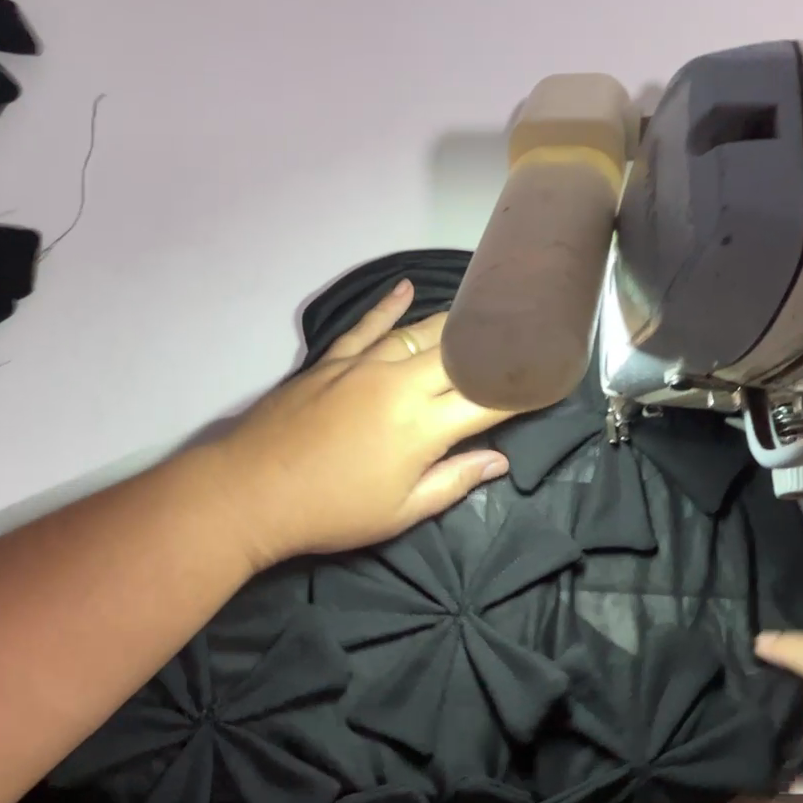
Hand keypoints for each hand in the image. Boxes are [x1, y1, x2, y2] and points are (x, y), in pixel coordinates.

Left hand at [195, 280, 516, 568]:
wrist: (251, 492)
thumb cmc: (333, 513)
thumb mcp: (402, 512)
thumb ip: (455, 480)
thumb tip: (499, 460)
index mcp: (426, 427)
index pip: (490, 399)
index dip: (525, 388)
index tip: (551, 377)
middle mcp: (403, 383)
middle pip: (463, 352)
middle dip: (499, 342)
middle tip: (525, 330)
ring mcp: (365, 365)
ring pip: (422, 332)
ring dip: (457, 322)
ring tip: (484, 310)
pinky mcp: (332, 361)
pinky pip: (367, 325)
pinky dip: (388, 307)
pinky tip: (404, 289)